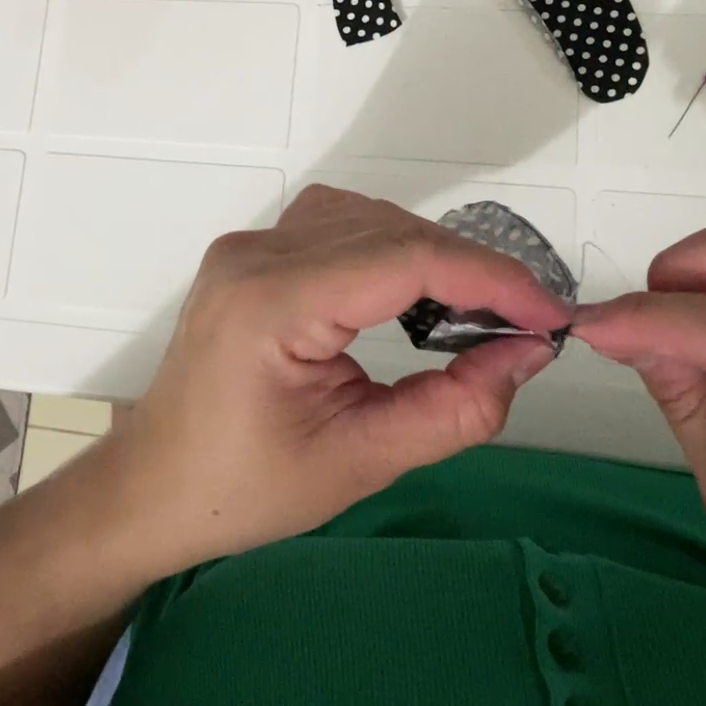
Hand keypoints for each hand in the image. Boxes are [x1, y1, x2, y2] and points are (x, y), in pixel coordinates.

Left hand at [108, 184, 570, 569]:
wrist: (156, 484)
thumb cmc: (246, 488)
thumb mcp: (361, 460)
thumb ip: (454, 408)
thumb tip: (527, 353)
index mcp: (271, 302)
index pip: (402, 260)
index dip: (489, 278)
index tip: (549, 315)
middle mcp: (255, 254)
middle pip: (388, 230)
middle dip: (468, 268)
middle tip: (521, 323)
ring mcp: (247, 247)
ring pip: (365, 217)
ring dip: (429, 254)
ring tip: (473, 309)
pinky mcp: (250, 255)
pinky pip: (335, 226)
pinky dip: (387, 249)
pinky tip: (409, 291)